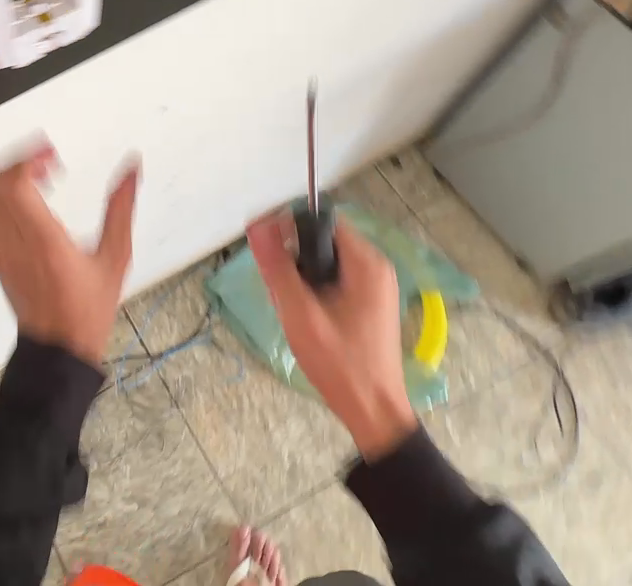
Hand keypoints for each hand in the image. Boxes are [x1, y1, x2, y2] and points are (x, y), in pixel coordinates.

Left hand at [0, 142, 139, 366]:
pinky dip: (1, 195)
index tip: (52, 154)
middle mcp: (15, 241)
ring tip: (39, 178)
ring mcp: (0, 249)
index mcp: (43, 240)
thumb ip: (121, 209)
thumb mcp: (115, 258)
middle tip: (47, 162)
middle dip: (19, 161)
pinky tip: (28, 201)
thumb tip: (131, 170)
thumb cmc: (87, 309)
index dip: (28, 158)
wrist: (58, 348)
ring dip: (8, 176)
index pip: (16, 184)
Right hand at [246, 210, 418, 459]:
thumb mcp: (300, 313)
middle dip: (293, 258)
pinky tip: (302, 315)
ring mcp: (373, 285)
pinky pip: (331, 279)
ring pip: (322, 261)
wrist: (373, 412)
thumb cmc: (339, 363)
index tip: (265, 248)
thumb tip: (257, 225)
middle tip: (278, 289)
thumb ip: (277, 267)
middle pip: (320, 240)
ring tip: (290, 307)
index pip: (321, 220)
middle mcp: (374, 267)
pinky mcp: (366, 301)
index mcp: (366, 263)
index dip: (289, 226)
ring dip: (299, 277)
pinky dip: (311, 290)